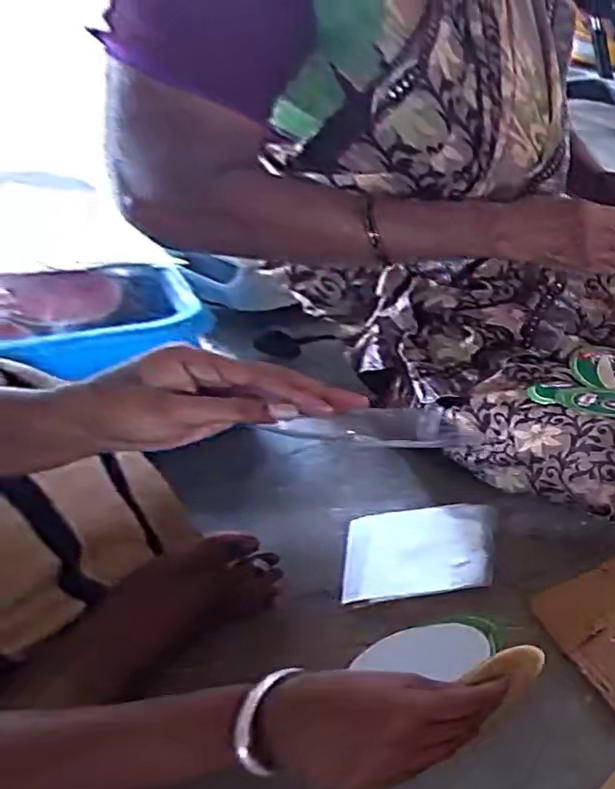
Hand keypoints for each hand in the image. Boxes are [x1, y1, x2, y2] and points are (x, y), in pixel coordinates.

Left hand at [59, 345, 368, 452]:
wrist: (82, 425)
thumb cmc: (120, 413)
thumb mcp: (178, 412)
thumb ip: (236, 410)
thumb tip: (288, 411)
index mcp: (198, 361)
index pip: (260, 377)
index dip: (298, 392)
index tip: (330, 406)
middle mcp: (212, 368)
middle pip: (273, 378)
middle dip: (316, 390)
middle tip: (356, 401)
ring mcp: (217, 384)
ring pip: (272, 389)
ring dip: (310, 398)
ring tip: (346, 406)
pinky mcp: (220, 400)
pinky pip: (262, 401)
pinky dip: (291, 406)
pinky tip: (315, 410)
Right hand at [255, 671, 510, 788]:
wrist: (276, 726)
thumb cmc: (337, 692)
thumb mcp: (393, 680)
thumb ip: (437, 689)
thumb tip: (473, 690)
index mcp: (411, 712)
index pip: (471, 703)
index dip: (495, 693)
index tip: (509, 683)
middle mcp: (407, 744)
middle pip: (465, 728)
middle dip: (483, 711)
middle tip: (492, 698)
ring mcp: (392, 768)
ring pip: (448, 750)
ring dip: (462, 732)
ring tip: (467, 717)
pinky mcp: (377, 785)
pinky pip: (422, 766)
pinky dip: (436, 750)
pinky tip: (435, 737)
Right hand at [493, 195, 614, 274]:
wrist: (516, 231)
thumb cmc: (536, 209)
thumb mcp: (567, 200)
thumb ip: (591, 210)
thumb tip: (609, 216)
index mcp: (592, 212)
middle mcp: (597, 234)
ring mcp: (592, 253)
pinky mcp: (586, 267)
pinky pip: (609, 269)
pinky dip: (613, 265)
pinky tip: (609, 260)